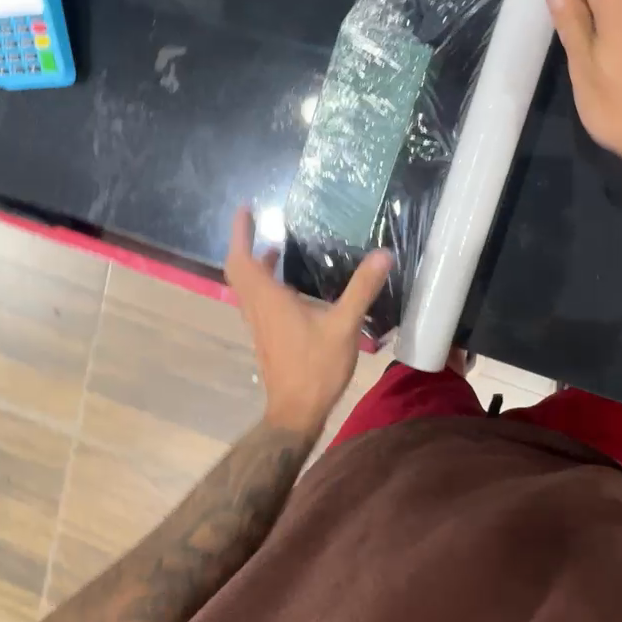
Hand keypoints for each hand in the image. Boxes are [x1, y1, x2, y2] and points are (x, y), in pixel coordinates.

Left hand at [224, 206, 392, 436]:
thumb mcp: (343, 326)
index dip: (240, 232)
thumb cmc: (315, 367)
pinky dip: (265, 285)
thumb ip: (361, 289)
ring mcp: (259, 325)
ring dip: (255, 266)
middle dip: (245, 245)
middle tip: (257, 225)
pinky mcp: (267, 337)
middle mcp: (257, 308)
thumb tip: (382, 255)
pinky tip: (292, 290)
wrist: (296, 411)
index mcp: (269, 299)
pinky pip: (258, 302)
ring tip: (276, 250)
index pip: (242, 258)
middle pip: (239, 270)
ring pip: (247, 287)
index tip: (246, 209)